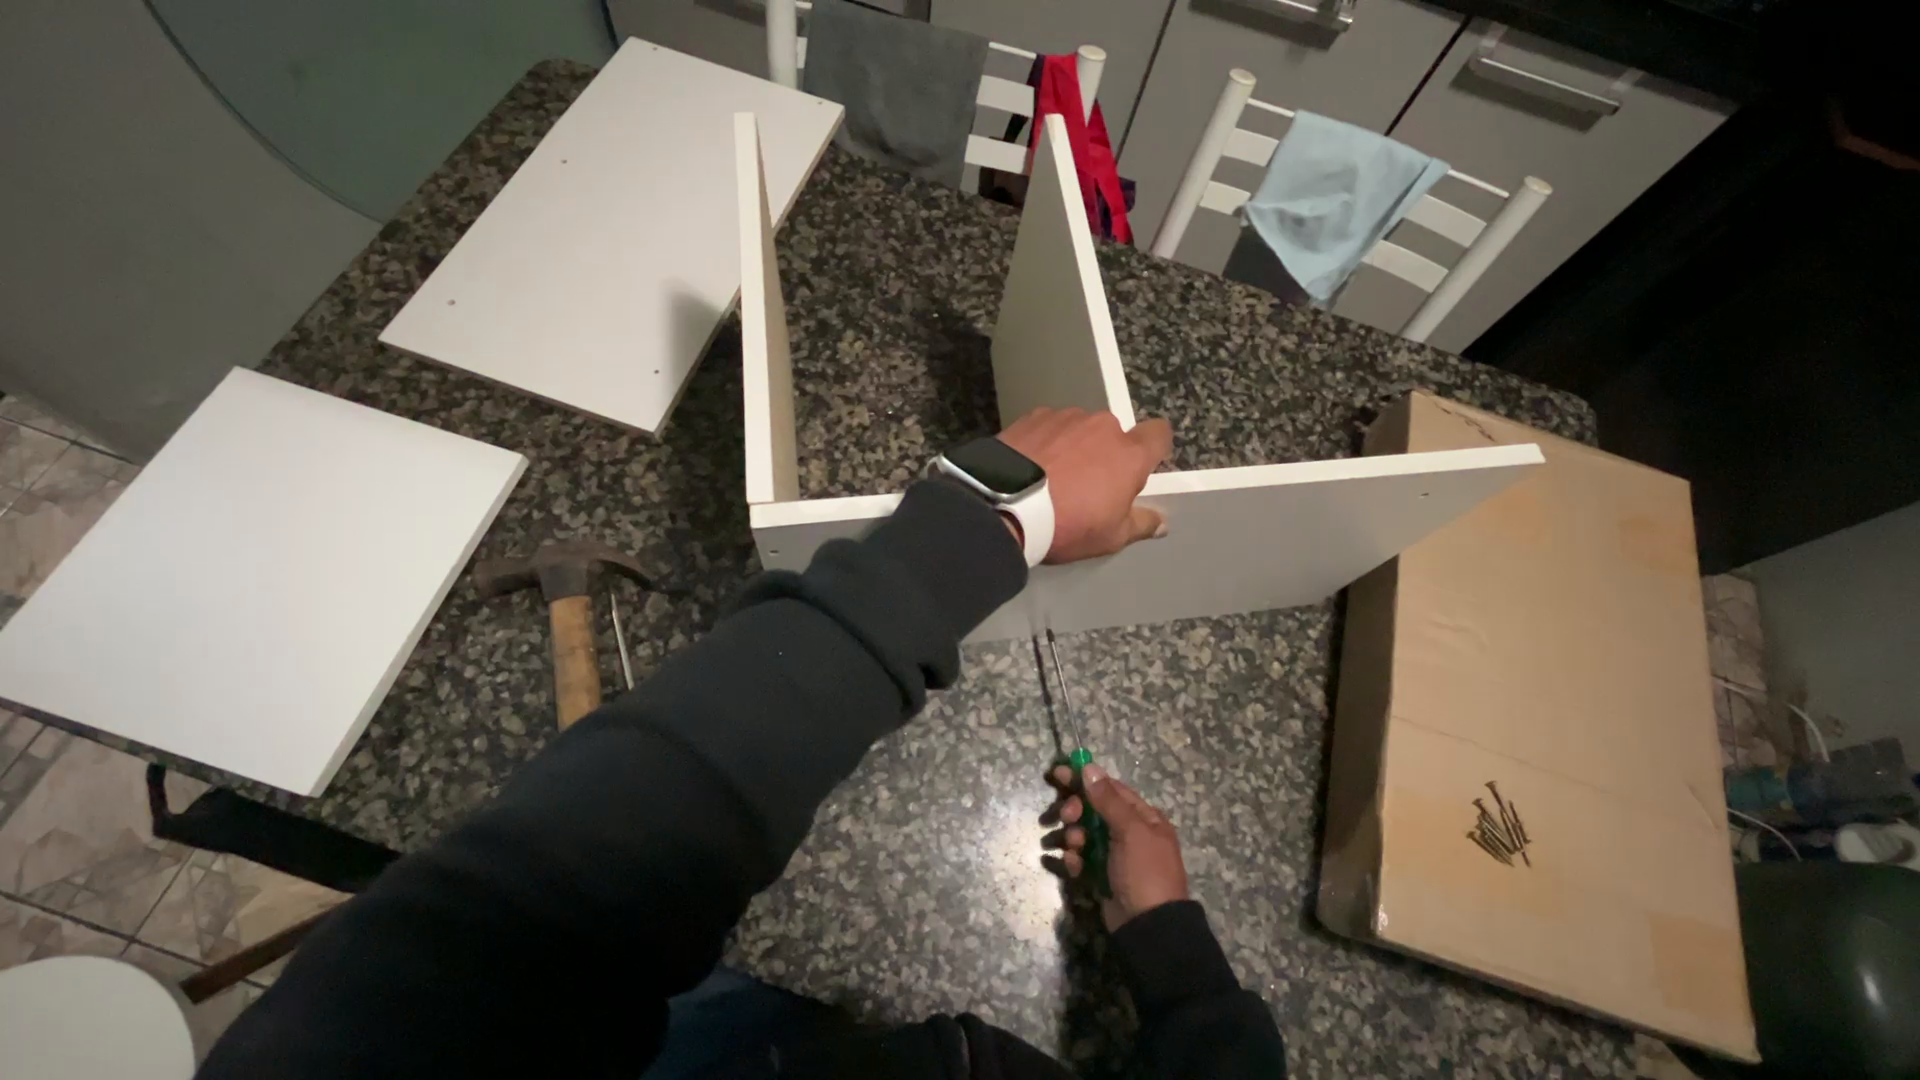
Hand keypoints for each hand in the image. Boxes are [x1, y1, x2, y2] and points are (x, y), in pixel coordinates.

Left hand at [997, 408, 1172, 563]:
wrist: (1004, 506)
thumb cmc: (1068, 524)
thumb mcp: (1110, 537)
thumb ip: (1140, 524)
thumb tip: (1161, 523)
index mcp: (1129, 453)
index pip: (1158, 433)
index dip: (1153, 447)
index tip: (1141, 465)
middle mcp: (1101, 426)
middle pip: (1112, 434)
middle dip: (1104, 453)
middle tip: (1085, 484)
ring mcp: (1065, 417)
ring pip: (1078, 429)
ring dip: (1072, 445)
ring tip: (1051, 476)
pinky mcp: (1032, 417)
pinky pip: (1047, 428)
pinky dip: (1044, 442)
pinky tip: (1030, 465)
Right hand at [1043, 764, 1189, 930]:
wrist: (1149, 927)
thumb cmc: (1145, 872)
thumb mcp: (1131, 831)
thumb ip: (1108, 800)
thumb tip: (1090, 767)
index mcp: (1144, 818)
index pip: (1110, 788)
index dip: (1084, 780)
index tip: (1057, 774)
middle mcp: (1129, 832)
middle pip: (1093, 810)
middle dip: (1076, 811)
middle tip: (1066, 816)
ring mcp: (1114, 855)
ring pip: (1083, 833)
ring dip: (1073, 836)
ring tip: (1074, 848)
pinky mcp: (1100, 875)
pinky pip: (1081, 858)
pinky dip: (1075, 860)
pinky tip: (1075, 867)